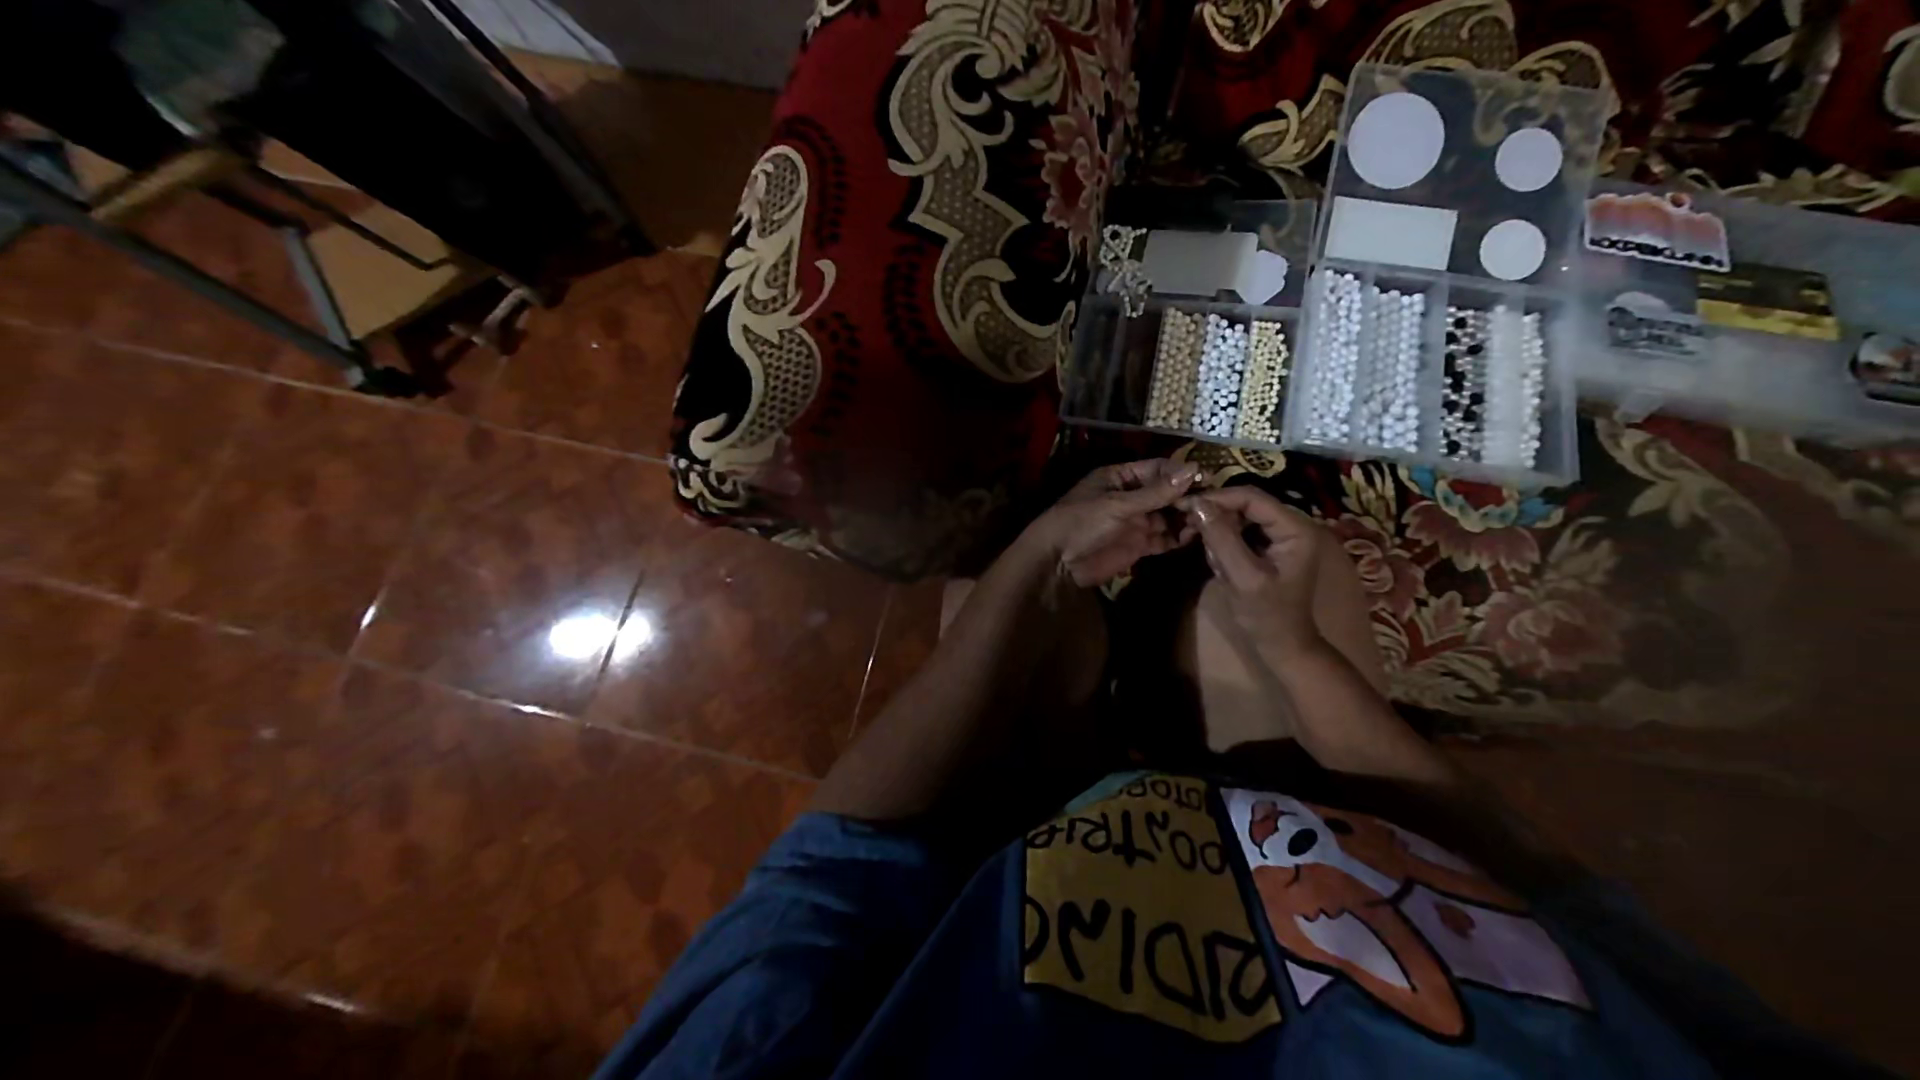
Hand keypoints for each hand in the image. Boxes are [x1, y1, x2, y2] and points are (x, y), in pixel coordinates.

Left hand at [1024, 459, 1201, 586]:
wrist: (1057, 562)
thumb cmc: (1080, 523)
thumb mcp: (1118, 504)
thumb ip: (1155, 491)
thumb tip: (1193, 469)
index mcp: (1120, 477)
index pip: (1158, 469)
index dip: (1181, 473)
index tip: (1207, 478)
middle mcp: (1131, 497)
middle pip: (1167, 493)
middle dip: (1188, 497)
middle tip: (1215, 503)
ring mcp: (1136, 521)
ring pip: (1169, 516)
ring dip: (1187, 518)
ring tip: (1209, 521)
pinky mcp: (1139, 545)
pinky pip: (1164, 538)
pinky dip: (1179, 537)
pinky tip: (1196, 537)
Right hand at [1183, 486, 1324, 659]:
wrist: (1281, 643)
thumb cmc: (1267, 615)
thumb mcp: (1243, 577)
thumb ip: (1222, 539)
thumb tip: (1198, 505)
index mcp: (1295, 529)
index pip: (1252, 498)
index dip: (1218, 498)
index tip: (1185, 506)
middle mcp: (1291, 524)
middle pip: (1245, 503)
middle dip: (1215, 512)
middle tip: (1185, 524)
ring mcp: (1279, 535)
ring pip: (1239, 515)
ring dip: (1215, 527)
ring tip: (1197, 544)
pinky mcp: (1267, 545)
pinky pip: (1239, 530)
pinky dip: (1221, 538)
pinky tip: (1213, 556)